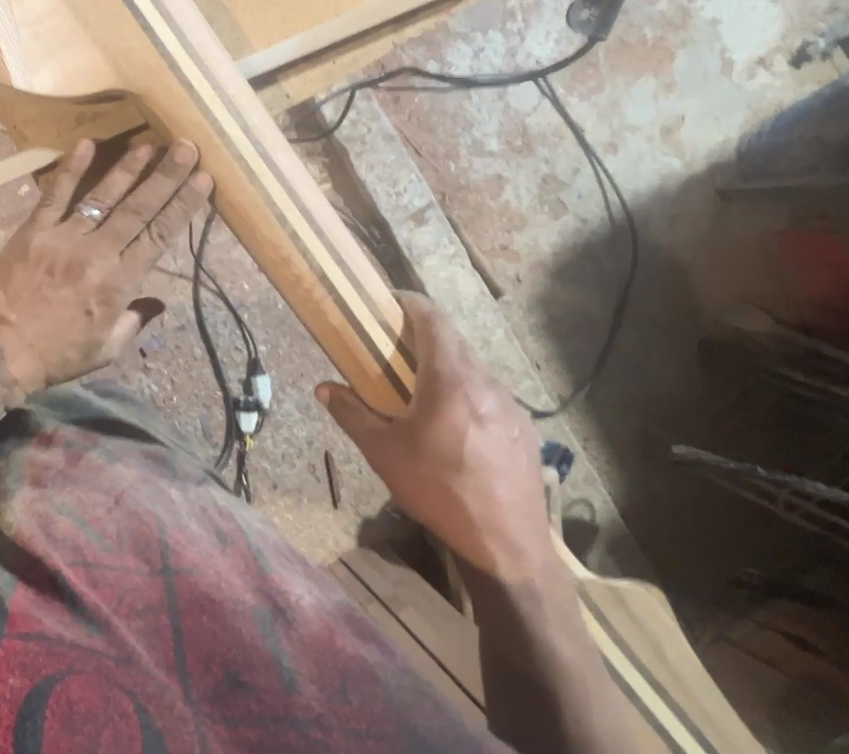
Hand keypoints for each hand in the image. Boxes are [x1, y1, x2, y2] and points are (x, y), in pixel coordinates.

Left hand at [0, 138, 212, 399]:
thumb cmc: (56, 356)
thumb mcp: (105, 349)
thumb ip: (133, 321)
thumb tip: (157, 303)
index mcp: (119, 283)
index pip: (159, 236)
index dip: (183, 205)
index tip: (204, 180)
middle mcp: (97, 253)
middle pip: (138, 208)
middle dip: (165, 176)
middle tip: (186, 147)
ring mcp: (63, 238)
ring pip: (102, 196)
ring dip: (128, 167)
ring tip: (150, 143)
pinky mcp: (32, 231)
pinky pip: (54, 195)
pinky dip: (70, 169)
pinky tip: (86, 144)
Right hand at [316, 293, 555, 584]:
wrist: (505, 544)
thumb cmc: (436, 490)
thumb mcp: (383, 452)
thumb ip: (352, 414)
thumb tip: (324, 387)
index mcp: (450, 380)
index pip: (433, 320)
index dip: (410, 304)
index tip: (388, 303)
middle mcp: (485, 384)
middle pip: (454, 343)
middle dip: (423, 338)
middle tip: (393, 350)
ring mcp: (511, 407)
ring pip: (473, 371)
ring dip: (445, 369)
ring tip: (420, 392)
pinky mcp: (524, 431)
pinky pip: (489, 398)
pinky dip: (466, 396)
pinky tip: (452, 428)